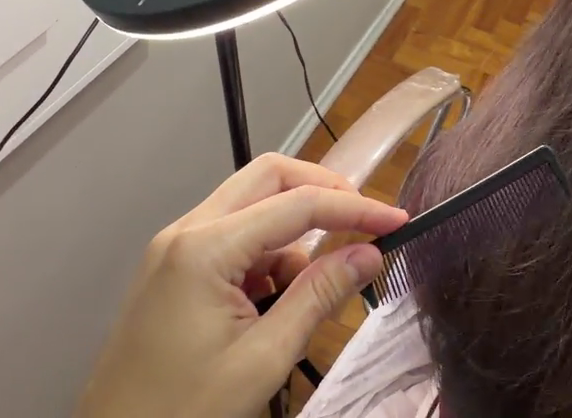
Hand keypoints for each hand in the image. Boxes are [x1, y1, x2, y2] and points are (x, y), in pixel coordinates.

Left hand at [77, 154, 408, 417]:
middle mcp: (186, 232)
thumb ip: (319, 297)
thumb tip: (370, 253)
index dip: (355, 209)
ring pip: (252, 203)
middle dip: (322, 192)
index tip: (397, 222)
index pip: (297, 205)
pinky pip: (234, 235)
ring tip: (311, 290)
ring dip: (293, 230)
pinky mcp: (174, 269)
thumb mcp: (262, 360)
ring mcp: (175, 248)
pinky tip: (275, 301)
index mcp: (204, 248)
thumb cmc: (182, 416)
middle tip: (362, 222)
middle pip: (269, 176)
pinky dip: (267, 254)